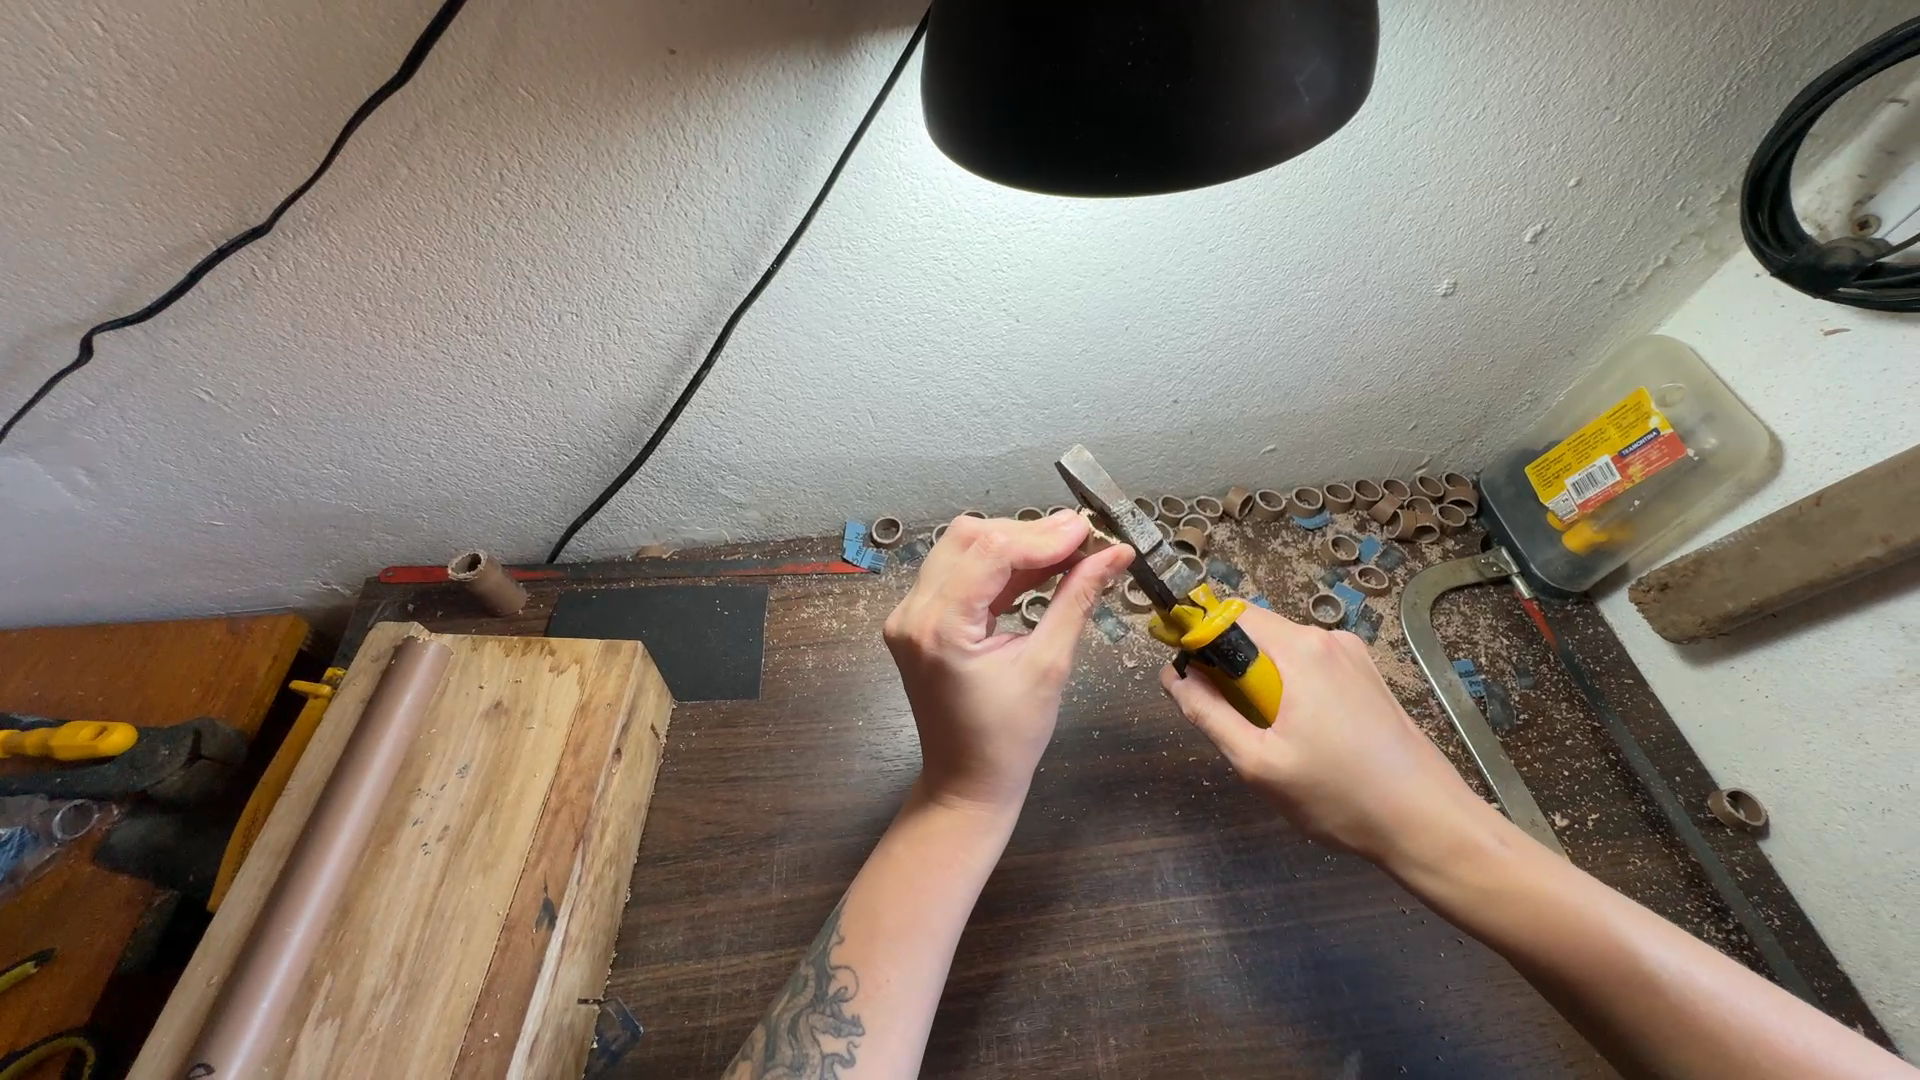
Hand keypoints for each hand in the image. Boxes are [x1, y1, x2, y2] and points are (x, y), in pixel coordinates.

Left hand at [883, 513, 1133, 813]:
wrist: (967, 781)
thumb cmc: (1010, 738)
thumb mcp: (1050, 665)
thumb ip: (1077, 600)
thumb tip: (1114, 553)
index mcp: (939, 628)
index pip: (990, 552)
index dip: (1043, 535)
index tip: (1089, 530)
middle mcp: (913, 613)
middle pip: (969, 538)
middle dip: (1028, 533)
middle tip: (1082, 539)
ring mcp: (909, 615)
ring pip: (961, 548)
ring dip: (1014, 544)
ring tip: (1068, 551)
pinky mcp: (918, 619)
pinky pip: (958, 573)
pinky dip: (999, 566)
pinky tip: (1038, 567)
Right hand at [1159, 606, 1491, 867]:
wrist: (1431, 825)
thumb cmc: (1339, 795)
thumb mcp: (1258, 762)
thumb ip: (1208, 713)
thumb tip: (1172, 676)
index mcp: (1300, 650)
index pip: (1230, 615)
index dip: (1200, 639)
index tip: (1189, 678)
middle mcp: (1327, 640)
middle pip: (1256, 632)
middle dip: (1231, 667)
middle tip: (1232, 720)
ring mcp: (1353, 656)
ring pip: (1282, 652)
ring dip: (1261, 682)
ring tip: (1271, 737)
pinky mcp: (1368, 676)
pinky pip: (1309, 667)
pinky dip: (1291, 689)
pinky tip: (1304, 737)